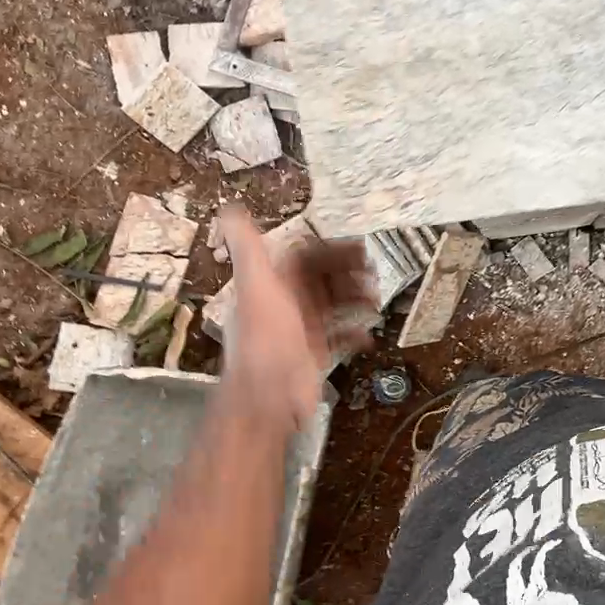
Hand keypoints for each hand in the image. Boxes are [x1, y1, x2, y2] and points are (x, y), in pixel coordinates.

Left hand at [215, 207, 375, 428]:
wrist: (269, 395)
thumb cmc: (266, 340)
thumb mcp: (255, 287)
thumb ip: (248, 250)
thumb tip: (228, 210)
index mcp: (273, 285)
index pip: (305, 258)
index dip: (331, 251)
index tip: (358, 248)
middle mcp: (286, 304)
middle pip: (322, 280)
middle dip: (348, 274)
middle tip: (375, 272)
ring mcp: (301, 329)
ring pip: (333, 306)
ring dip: (355, 299)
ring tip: (375, 299)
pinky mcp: (314, 352)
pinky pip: (338, 337)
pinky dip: (354, 333)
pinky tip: (367, 334)